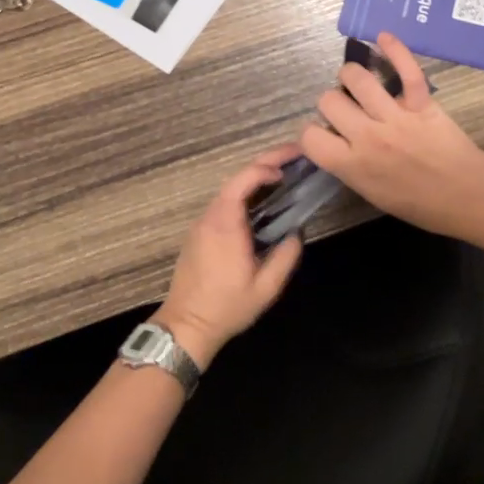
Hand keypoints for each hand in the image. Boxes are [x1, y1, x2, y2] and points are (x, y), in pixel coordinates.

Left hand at [154, 145, 303, 368]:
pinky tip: (263, 200)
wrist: (185, 328)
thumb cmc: (226, 307)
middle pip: (237, 177)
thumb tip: (297, 230)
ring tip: (284, 176)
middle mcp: (210, 217)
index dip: (267, 168)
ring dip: (256, 177)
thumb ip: (286, 256)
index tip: (289, 171)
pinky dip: (245, 192)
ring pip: (230, 189)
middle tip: (294, 156)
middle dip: (266, 162)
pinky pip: (224, 202)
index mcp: (225, 224)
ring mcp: (202, 224)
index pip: (244, 180)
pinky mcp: (199, 233)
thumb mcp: (266, 288)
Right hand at [298, 32, 483, 237]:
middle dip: (332, 101)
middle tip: (346, 107)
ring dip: (351, 74)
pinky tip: (383, 37)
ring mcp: (394, 117)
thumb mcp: (372, 193)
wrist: (463, 194)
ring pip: (357, 79)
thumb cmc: (418, 203)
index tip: (324, 131)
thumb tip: (335, 144)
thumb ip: (350, 166)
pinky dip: (395, 49)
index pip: (310, 137)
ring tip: (356, 78)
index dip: (312, 132)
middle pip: (329, 101)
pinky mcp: (420, 103)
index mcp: (352, 165)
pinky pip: (406, 71)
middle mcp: (367, 137)